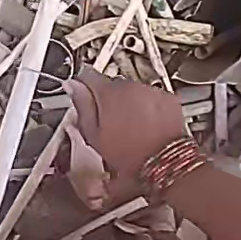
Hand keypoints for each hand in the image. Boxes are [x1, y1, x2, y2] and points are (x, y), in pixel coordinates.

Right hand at [64, 67, 187, 178]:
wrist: (164, 163)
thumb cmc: (129, 155)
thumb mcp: (94, 136)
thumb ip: (82, 106)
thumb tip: (73, 87)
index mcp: (107, 93)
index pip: (87, 76)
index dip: (82, 87)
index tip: (83, 97)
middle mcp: (130, 86)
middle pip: (112, 85)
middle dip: (108, 100)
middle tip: (109, 124)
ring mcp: (150, 91)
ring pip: (133, 91)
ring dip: (129, 103)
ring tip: (130, 128)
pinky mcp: (167, 98)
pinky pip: (152, 97)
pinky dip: (148, 107)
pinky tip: (146, 127)